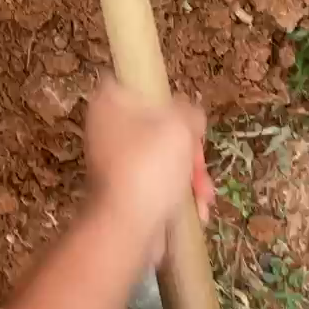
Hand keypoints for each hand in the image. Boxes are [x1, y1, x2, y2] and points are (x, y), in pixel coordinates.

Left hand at [84, 80, 212, 260]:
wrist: (126, 226)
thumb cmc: (149, 166)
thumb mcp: (179, 126)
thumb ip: (188, 111)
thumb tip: (188, 115)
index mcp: (108, 100)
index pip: (137, 82)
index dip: (164, 97)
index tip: (183, 116)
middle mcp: (105, 125)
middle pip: (157, 123)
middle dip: (188, 147)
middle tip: (198, 163)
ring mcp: (113, 157)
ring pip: (162, 154)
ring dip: (189, 174)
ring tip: (203, 195)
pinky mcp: (123, 186)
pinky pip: (156, 179)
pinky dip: (177, 192)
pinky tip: (195, 210)